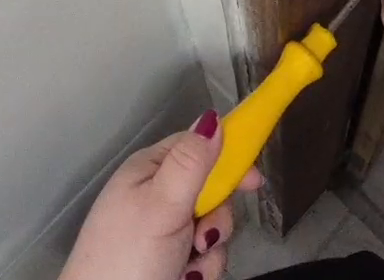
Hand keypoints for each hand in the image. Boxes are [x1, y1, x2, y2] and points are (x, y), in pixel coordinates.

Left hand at [59, 110, 263, 279]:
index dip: (227, 157)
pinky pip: (205, 256)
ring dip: (210, 250)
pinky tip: (187, 279)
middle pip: (209, 189)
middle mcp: (157, 196)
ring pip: (212, 226)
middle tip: (205, 236)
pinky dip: (202, 270)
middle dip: (216, 216)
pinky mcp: (172, 262)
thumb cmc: (129, 256)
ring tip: (190, 267)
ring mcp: (164, 232)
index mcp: (149, 170)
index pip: (196, 146)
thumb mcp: (161, 204)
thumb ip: (190, 162)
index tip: (254, 180)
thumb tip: (213, 118)